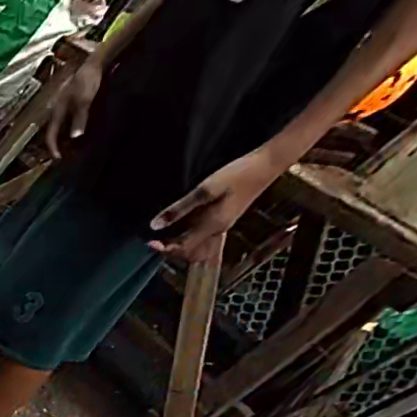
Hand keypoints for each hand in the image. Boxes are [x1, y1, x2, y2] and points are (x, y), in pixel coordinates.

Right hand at [43, 60, 102, 157]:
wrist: (95, 62)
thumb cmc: (87, 80)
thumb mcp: (84, 100)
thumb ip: (79, 119)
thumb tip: (74, 138)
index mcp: (57, 112)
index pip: (50, 135)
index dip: (53, 149)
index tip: (58, 159)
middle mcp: (58, 111)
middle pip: (54, 133)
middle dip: (58, 146)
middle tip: (66, 157)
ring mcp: (65, 107)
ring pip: (61, 128)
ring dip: (65, 139)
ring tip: (73, 148)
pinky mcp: (73, 104)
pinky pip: (69, 121)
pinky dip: (71, 130)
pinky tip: (79, 132)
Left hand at [147, 146, 286, 264]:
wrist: (268, 164)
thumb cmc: (237, 174)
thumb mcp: (205, 190)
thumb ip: (180, 208)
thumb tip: (154, 225)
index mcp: (212, 226)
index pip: (183, 249)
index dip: (164, 249)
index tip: (149, 243)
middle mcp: (217, 230)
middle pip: (189, 251)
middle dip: (170, 250)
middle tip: (153, 241)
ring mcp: (221, 225)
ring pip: (196, 245)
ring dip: (178, 245)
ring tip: (161, 237)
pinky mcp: (223, 218)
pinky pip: (202, 235)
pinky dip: (187, 237)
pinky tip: (177, 227)